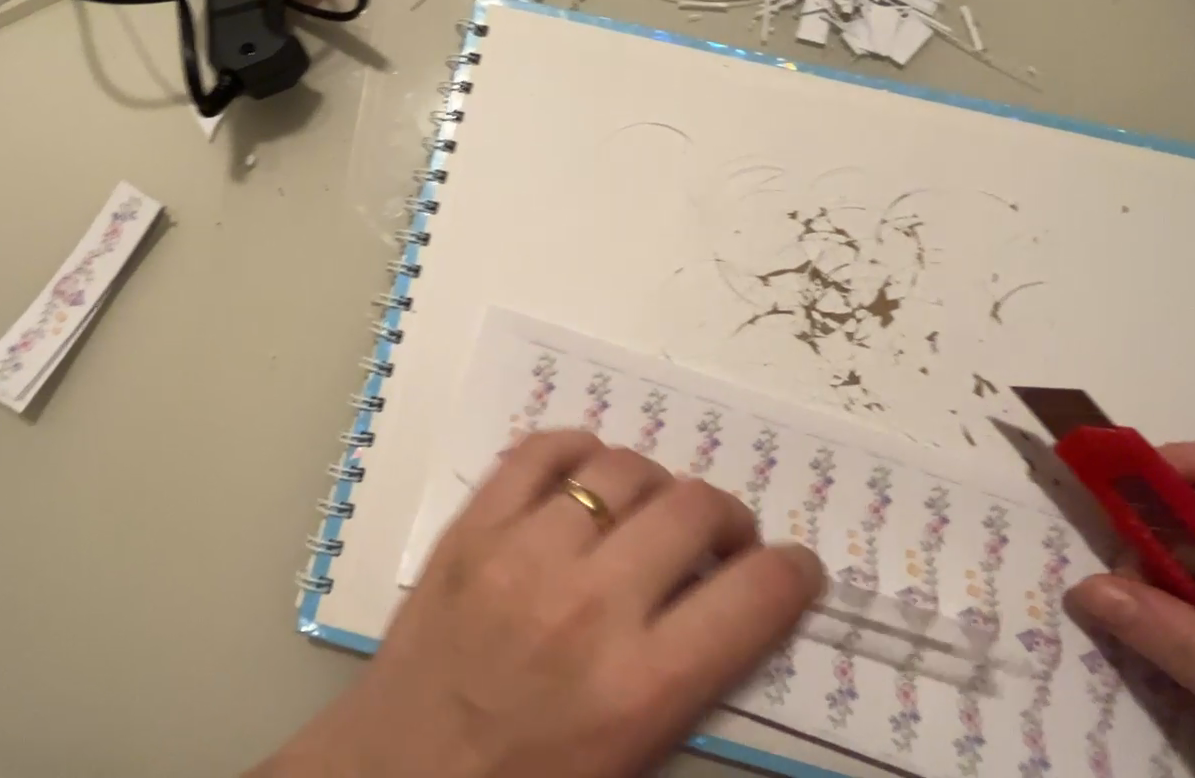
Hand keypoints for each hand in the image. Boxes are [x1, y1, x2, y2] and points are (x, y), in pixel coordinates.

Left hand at [251, 431, 826, 777]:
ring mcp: (523, 553)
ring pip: (620, 470)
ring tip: (649, 508)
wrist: (402, 771)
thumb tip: (731, 596)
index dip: (793, 573)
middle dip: (727, 516)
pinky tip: (587, 469)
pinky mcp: (472, 527)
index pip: (755, 596)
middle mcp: (590, 605)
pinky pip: (538, 452)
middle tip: (720, 535)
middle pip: (692, 509)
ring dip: (654, 483)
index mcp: (643, 684)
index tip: (793, 567)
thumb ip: (691, 672)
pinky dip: (576, 448)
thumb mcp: (635, 750)